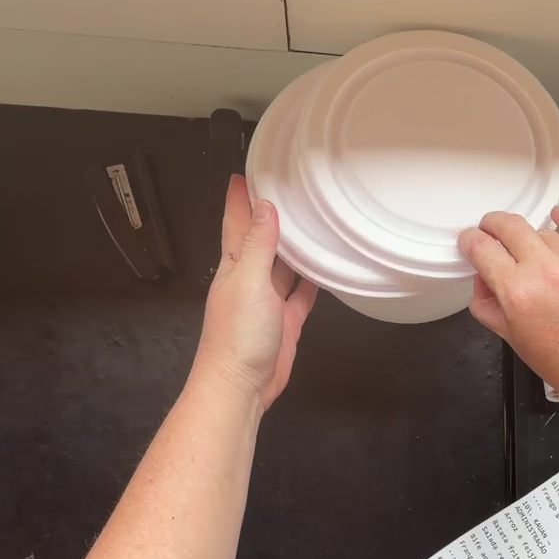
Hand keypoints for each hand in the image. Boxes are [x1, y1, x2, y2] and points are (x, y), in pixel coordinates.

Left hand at [194, 176, 319, 409]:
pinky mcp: (286, 322)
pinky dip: (311, 282)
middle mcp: (250, 280)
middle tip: (288, 190)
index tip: (246, 173)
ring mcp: (268, 302)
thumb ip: (259, 245)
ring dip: (295, 247)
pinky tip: (324, 270)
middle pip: (262, 241)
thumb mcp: (249, 282)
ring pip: (284, 267)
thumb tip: (265, 206)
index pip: (237, 224)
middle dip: (271, 216)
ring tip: (313, 223)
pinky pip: (301, 296)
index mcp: (234, 267)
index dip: (240, 199)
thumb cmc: (238, 334)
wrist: (240, 386)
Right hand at [458, 208, 558, 407]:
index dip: (469, 240)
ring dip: (534, 241)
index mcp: (517, 292)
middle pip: (509, 225)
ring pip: (542, 232)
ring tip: (539, 262)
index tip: (470, 240)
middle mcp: (545, 270)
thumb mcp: (509, 336)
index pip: (481, 247)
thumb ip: (485, 303)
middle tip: (491, 230)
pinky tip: (557, 219)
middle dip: (493, 224)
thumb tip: (482, 275)